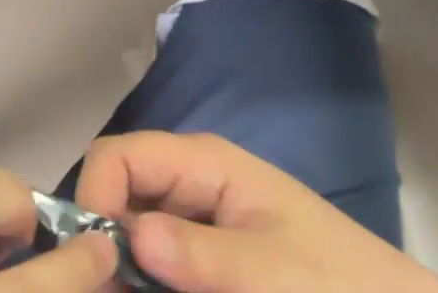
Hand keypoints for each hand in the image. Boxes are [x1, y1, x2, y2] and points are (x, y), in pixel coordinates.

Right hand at [76, 132, 437, 292]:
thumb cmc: (342, 288)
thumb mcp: (275, 276)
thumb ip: (202, 256)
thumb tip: (130, 236)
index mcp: (202, 163)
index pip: (116, 158)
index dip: (94, 199)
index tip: (97, 263)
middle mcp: (188, 183)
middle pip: (115, 196)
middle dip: (103, 244)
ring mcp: (194, 221)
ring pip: (129, 235)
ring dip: (123, 272)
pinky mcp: (201, 259)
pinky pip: (155, 263)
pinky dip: (145, 284)